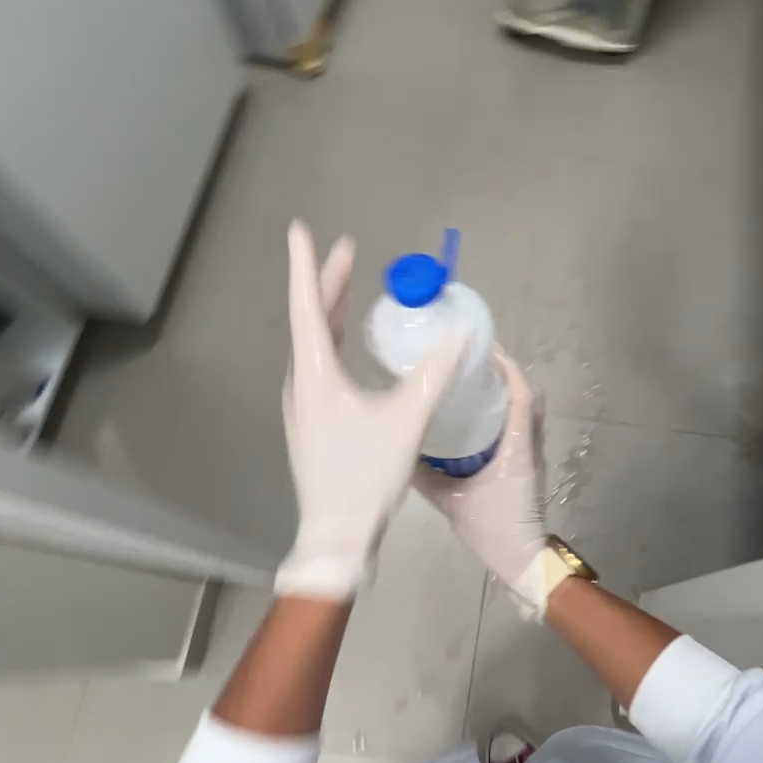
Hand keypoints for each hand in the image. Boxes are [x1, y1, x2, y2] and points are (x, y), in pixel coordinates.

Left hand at [274, 221, 465, 598]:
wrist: (337, 533)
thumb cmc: (367, 473)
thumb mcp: (408, 419)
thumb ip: (435, 373)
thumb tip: (461, 333)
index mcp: (315, 375)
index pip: (307, 306)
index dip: (308, 266)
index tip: (301, 229)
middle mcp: (301, 383)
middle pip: (312, 321)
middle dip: (330, 282)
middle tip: (349, 250)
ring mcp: (302, 404)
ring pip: (315, 344)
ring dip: (332, 311)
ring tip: (350, 286)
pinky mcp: (311, 420)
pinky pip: (320, 364)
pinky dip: (335, 340)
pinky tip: (351, 345)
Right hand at [413, 352, 565, 618]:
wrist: (522, 559)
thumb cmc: (492, 528)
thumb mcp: (452, 502)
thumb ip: (425, 476)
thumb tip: (399, 452)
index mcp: (518, 447)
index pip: (523, 395)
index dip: (509, 369)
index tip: (487, 352)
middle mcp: (531, 445)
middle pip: (531, 397)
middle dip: (509, 376)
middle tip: (478, 367)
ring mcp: (534, 455)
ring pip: (531, 412)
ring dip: (511, 394)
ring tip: (478, 386)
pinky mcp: (529, 466)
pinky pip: (525, 428)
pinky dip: (510, 414)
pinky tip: (481, 420)